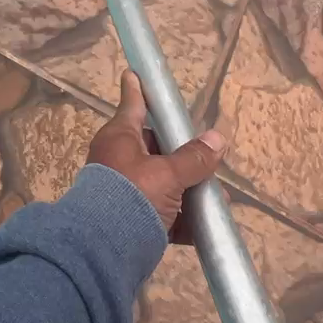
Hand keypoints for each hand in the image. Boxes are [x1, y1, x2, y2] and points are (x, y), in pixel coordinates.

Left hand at [86, 70, 225, 243]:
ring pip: (160, 181)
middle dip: (181, 153)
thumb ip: (193, 158)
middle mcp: (118, 158)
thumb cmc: (132, 196)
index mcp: (120, 137)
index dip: (136, 88)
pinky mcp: (129, 218)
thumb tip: (218, 138)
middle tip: (206, 156)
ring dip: (186, 189)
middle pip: (153, 146)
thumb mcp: (167, 174)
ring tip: (215, 196)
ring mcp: (123, 188)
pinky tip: (204, 226)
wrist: (103, 250)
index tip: (133, 72)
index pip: (131, 103)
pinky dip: (181, 218)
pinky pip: (160, 212)